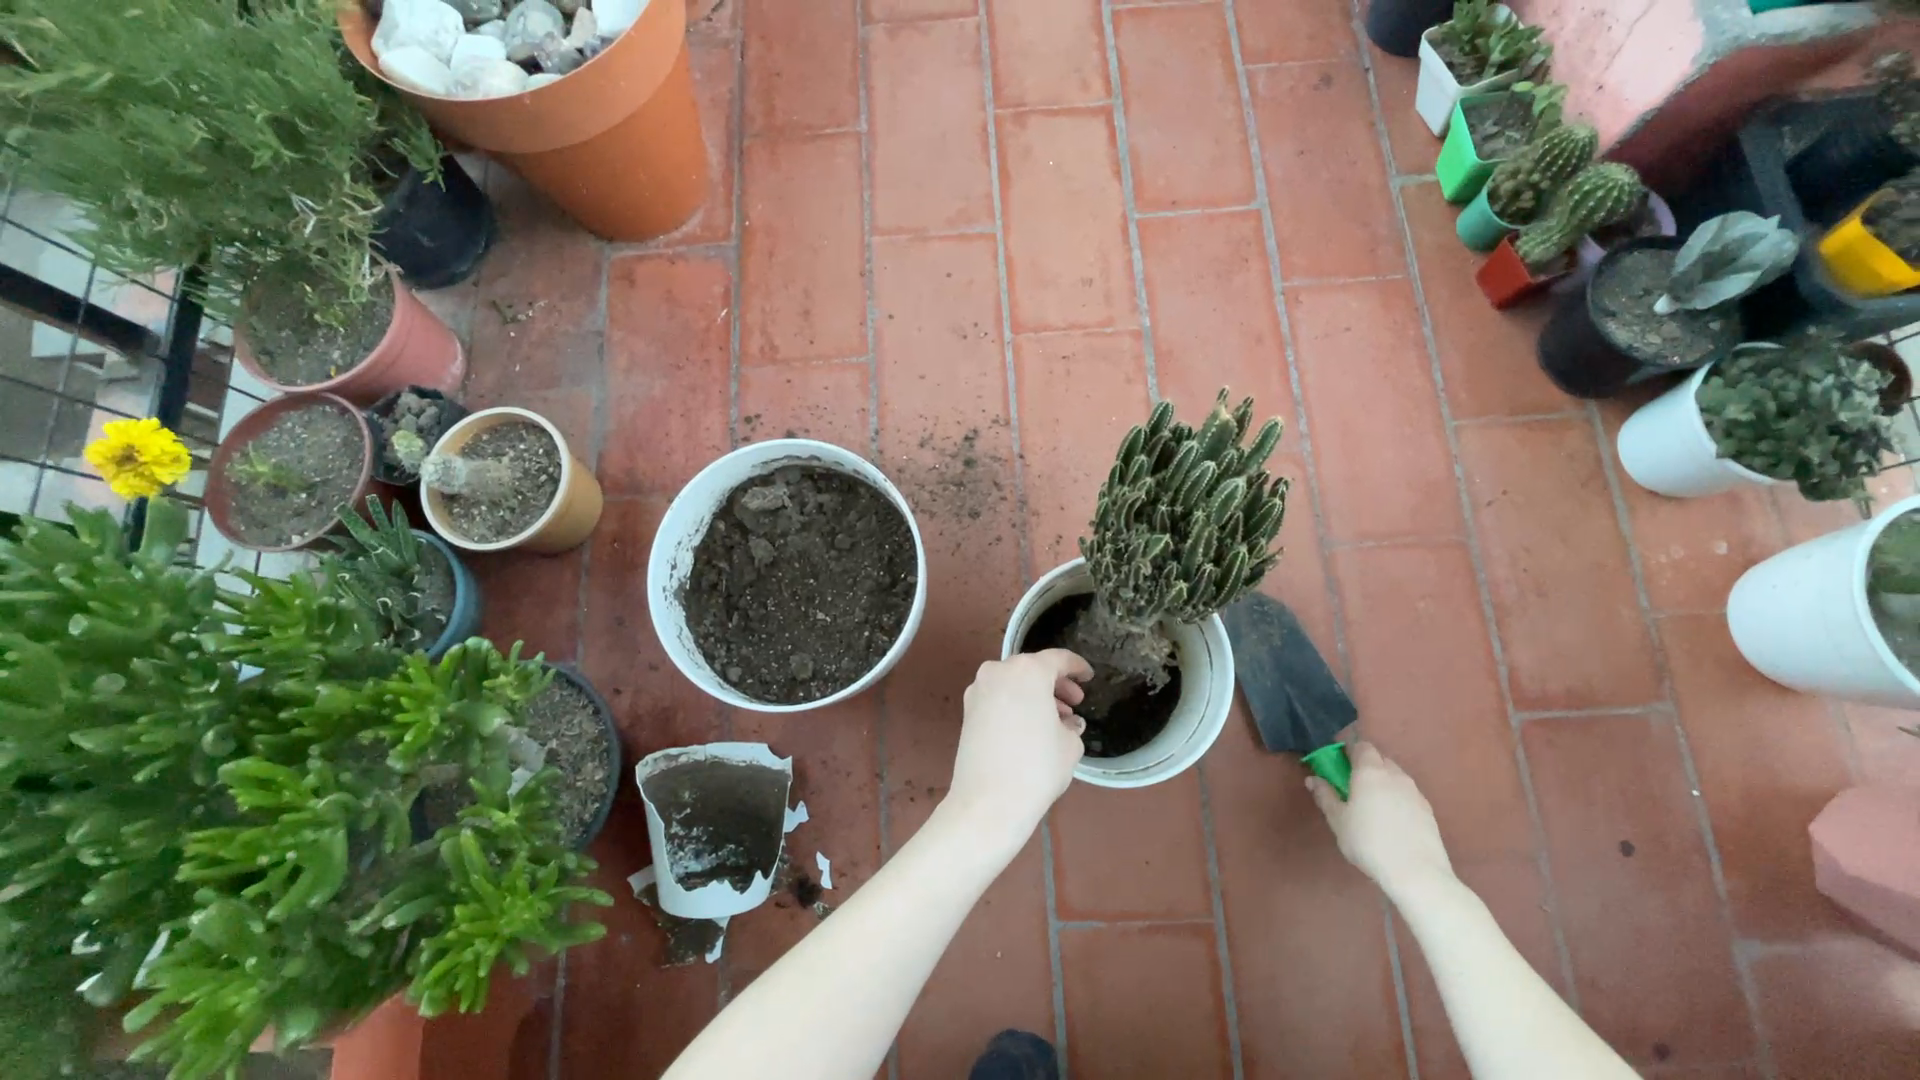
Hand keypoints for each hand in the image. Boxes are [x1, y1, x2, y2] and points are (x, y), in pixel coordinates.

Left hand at [945, 650, 1092, 846]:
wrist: (988, 802)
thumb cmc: (1037, 767)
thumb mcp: (1069, 744)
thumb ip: (1071, 725)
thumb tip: (1067, 723)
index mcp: (1027, 671)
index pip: (1058, 659)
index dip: (1077, 667)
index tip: (1088, 677)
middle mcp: (998, 672)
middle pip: (1032, 669)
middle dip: (1055, 684)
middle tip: (1074, 704)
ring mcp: (978, 691)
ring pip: (1013, 683)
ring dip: (1035, 695)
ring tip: (1056, 720)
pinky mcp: (967, 712)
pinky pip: (998, 698)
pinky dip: (1016, 704)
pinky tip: (1031, 728)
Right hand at [1307, 741, 1453, 897]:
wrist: (1416, 872)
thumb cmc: (1368, 841)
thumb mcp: (1338, 820)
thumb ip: (1325, 795)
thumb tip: (1312, 778)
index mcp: (1370, 771)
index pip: (1361, 746)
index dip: (1348, 750)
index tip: (1338, 762)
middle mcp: (1395, 775)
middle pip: (1380, 759)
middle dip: (1365, 765)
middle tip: (1351, 784)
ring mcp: (1415, 792)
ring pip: (1395, 776)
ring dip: (1382, 781)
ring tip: (1371, 804)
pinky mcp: (1428, 810)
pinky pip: (1407, 793)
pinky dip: (1396, 797)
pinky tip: (1391, 819)